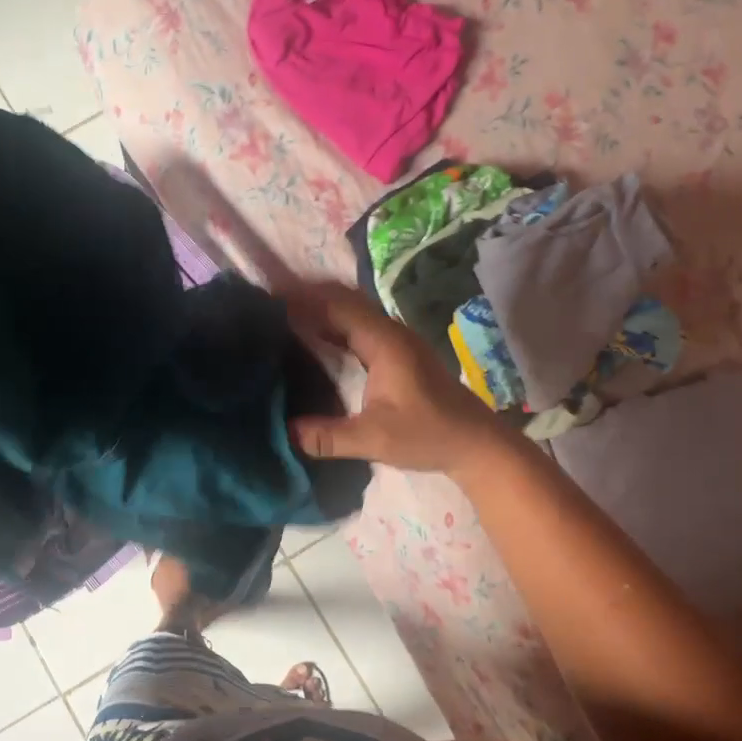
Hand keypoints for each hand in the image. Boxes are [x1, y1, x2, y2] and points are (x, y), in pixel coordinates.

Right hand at [283, 280, 503, 473]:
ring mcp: (395, 342)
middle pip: (342, 301)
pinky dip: (331, 327)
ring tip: (280, 317)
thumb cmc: (429, 435)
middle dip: (305, 298)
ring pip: (351, 313)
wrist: (476, 444)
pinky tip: (310, 339)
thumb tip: (282, 433)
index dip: (301, 298)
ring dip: (318, 310)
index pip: (336, 305)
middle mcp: (389, 333)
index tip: (267, 297)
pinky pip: (357, 329)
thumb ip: (327, 436)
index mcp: (384, 342)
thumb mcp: (374, 439)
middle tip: (265, 304)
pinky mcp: (396, 355)